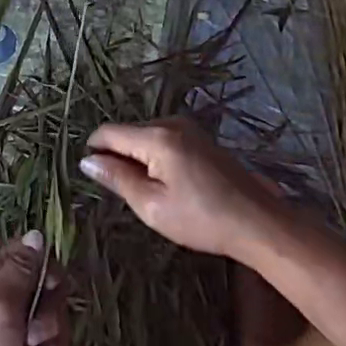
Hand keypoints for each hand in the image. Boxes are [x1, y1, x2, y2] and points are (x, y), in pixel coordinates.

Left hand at [0, 231, 64, 345]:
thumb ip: (22, 269)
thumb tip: (38, 234)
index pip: (33, 257)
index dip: (47, 272)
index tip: (49, 288)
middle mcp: (9, 304)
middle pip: (53, 297)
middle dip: (46, 323)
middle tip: (26, 337)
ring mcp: (21, 338)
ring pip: (58, 333)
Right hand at [81, 117, 278, 256]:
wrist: (258, 222)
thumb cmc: (202, 219)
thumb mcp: (151, 205)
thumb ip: (117, 179)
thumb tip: (87, 161)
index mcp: (156, 137)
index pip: (109, 132)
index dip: (94, 151)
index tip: (93, 177)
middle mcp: (171, 123)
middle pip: (127, 133)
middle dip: (119, 158)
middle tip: (128, 194)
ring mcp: (189, 128)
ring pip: (145, 137)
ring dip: (138, 160)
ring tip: (150, 194)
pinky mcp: (201, 138)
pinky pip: (164, 141)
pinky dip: (157, 159)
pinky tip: (170, 186)